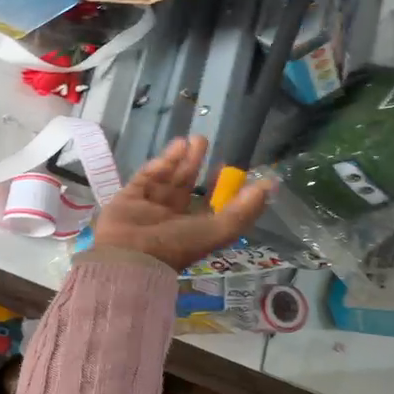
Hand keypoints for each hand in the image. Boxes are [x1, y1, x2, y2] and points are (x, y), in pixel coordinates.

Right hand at [92, 136, 273, 271]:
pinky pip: (143, 180)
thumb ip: (242, 210)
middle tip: (202, 139)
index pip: (207, 202)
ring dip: (176, 159)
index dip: (216, 184)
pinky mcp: (126, 198)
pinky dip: (155, 168)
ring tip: (188, 139)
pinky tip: (168, 156)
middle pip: (184, 184)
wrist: (129, 255)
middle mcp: (170, 216)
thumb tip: (268, 186)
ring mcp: (147, 206)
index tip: (225, 165)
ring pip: (164, 178)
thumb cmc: (175, 245)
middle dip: (194, 162)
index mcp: (191, 227)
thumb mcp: (216, 231)